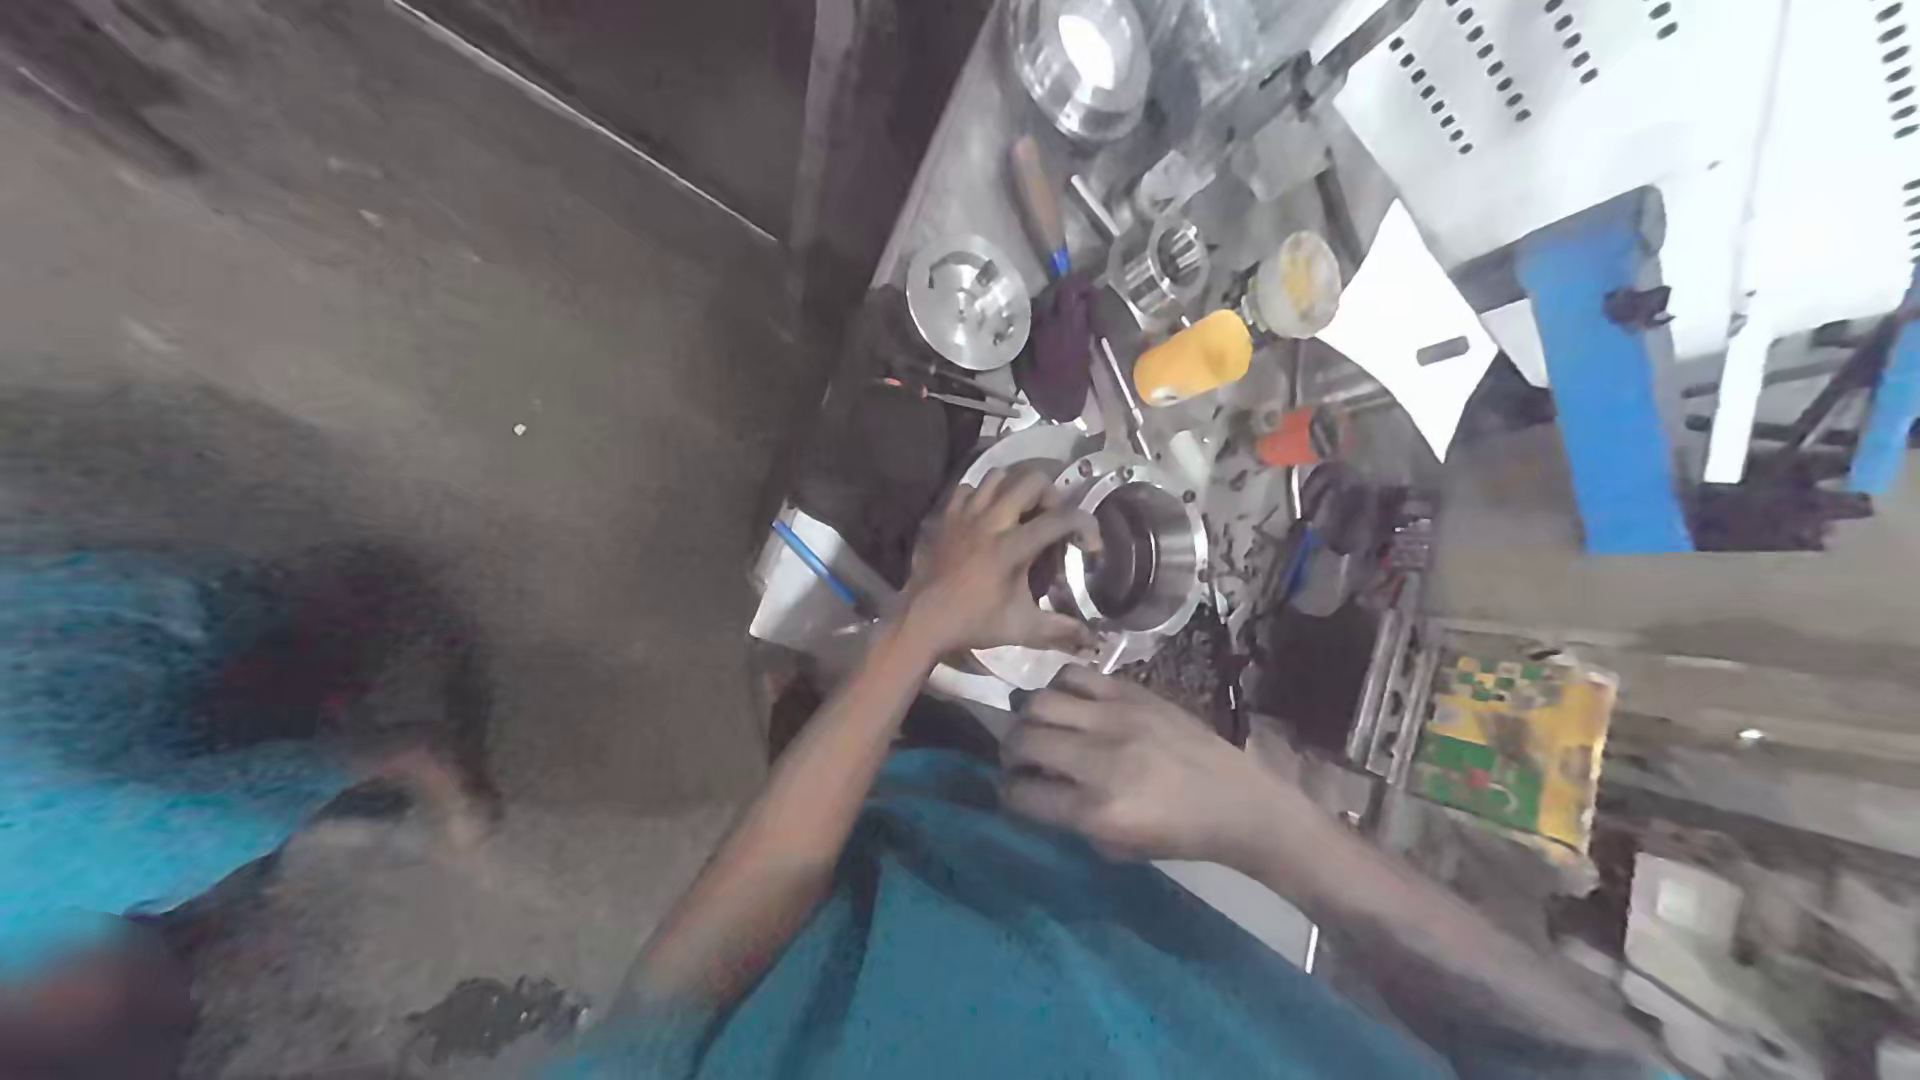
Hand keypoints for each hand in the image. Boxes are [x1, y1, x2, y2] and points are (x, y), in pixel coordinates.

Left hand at [897, 466, 1100, 654]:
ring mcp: (965, 515)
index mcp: (1011, 547)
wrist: (923, 619)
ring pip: (997, 476)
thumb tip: (1090, 638)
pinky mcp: (946, 516)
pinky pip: (968, 488)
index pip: (1060, 519)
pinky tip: (987, 515)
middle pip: (1031, 481)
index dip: (1085, 525)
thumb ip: (1059, 629)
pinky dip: (981, 495)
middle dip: (1051, 495)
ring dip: (1016, 488)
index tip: (1090, 544)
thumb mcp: (1022, 628)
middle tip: (1052, 518)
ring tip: (1021, 511)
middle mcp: (990, 521)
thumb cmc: (974, 623)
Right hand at [1001, 667, 1314, 865]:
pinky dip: (1058, 687)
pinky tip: (1067, 702)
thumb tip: (1031, 787)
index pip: (1023, 794)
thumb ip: (1069, 818)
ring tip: (1038, 726)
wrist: (1238, 801)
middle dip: (1009, 752)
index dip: (1007, 794)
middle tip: (1020, 758)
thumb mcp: (1117, 847)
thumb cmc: (1178, 834)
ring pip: (1039, 701)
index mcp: (1098, 811)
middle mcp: (1099, 760)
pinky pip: (1074, 675)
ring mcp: (1116, 719)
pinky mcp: (1132, 693)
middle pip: (1023, 739)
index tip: (1011, 790)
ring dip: (1027, 717)